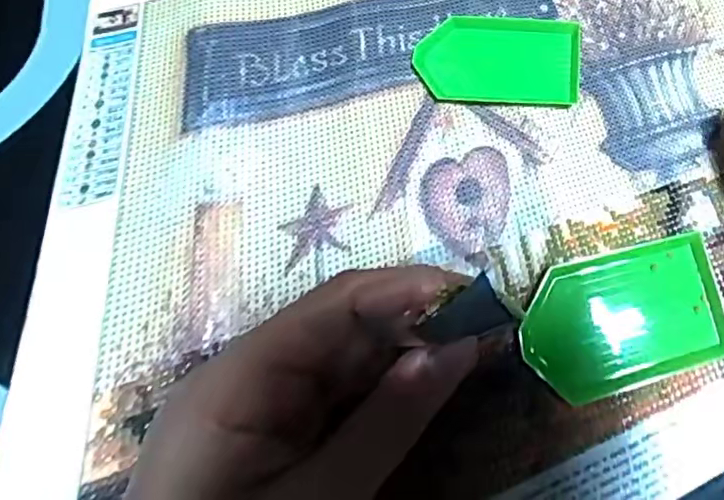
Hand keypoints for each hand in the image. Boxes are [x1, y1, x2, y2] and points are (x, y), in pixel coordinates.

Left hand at [126, 266, 478, 499]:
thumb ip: (389, 421)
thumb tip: (461, 347)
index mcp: (240, 375)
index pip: (339, 300)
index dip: (411, 286)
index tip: (475, 293)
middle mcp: (249, 374)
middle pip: (348, 325)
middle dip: (417, 324)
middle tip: (483, 332)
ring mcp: (258, 405)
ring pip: (349, 359)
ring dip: (407, 357)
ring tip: (465, 357)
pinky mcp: (269, 435)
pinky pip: (338, 395)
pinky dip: (384, 392)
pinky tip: (423, 391)